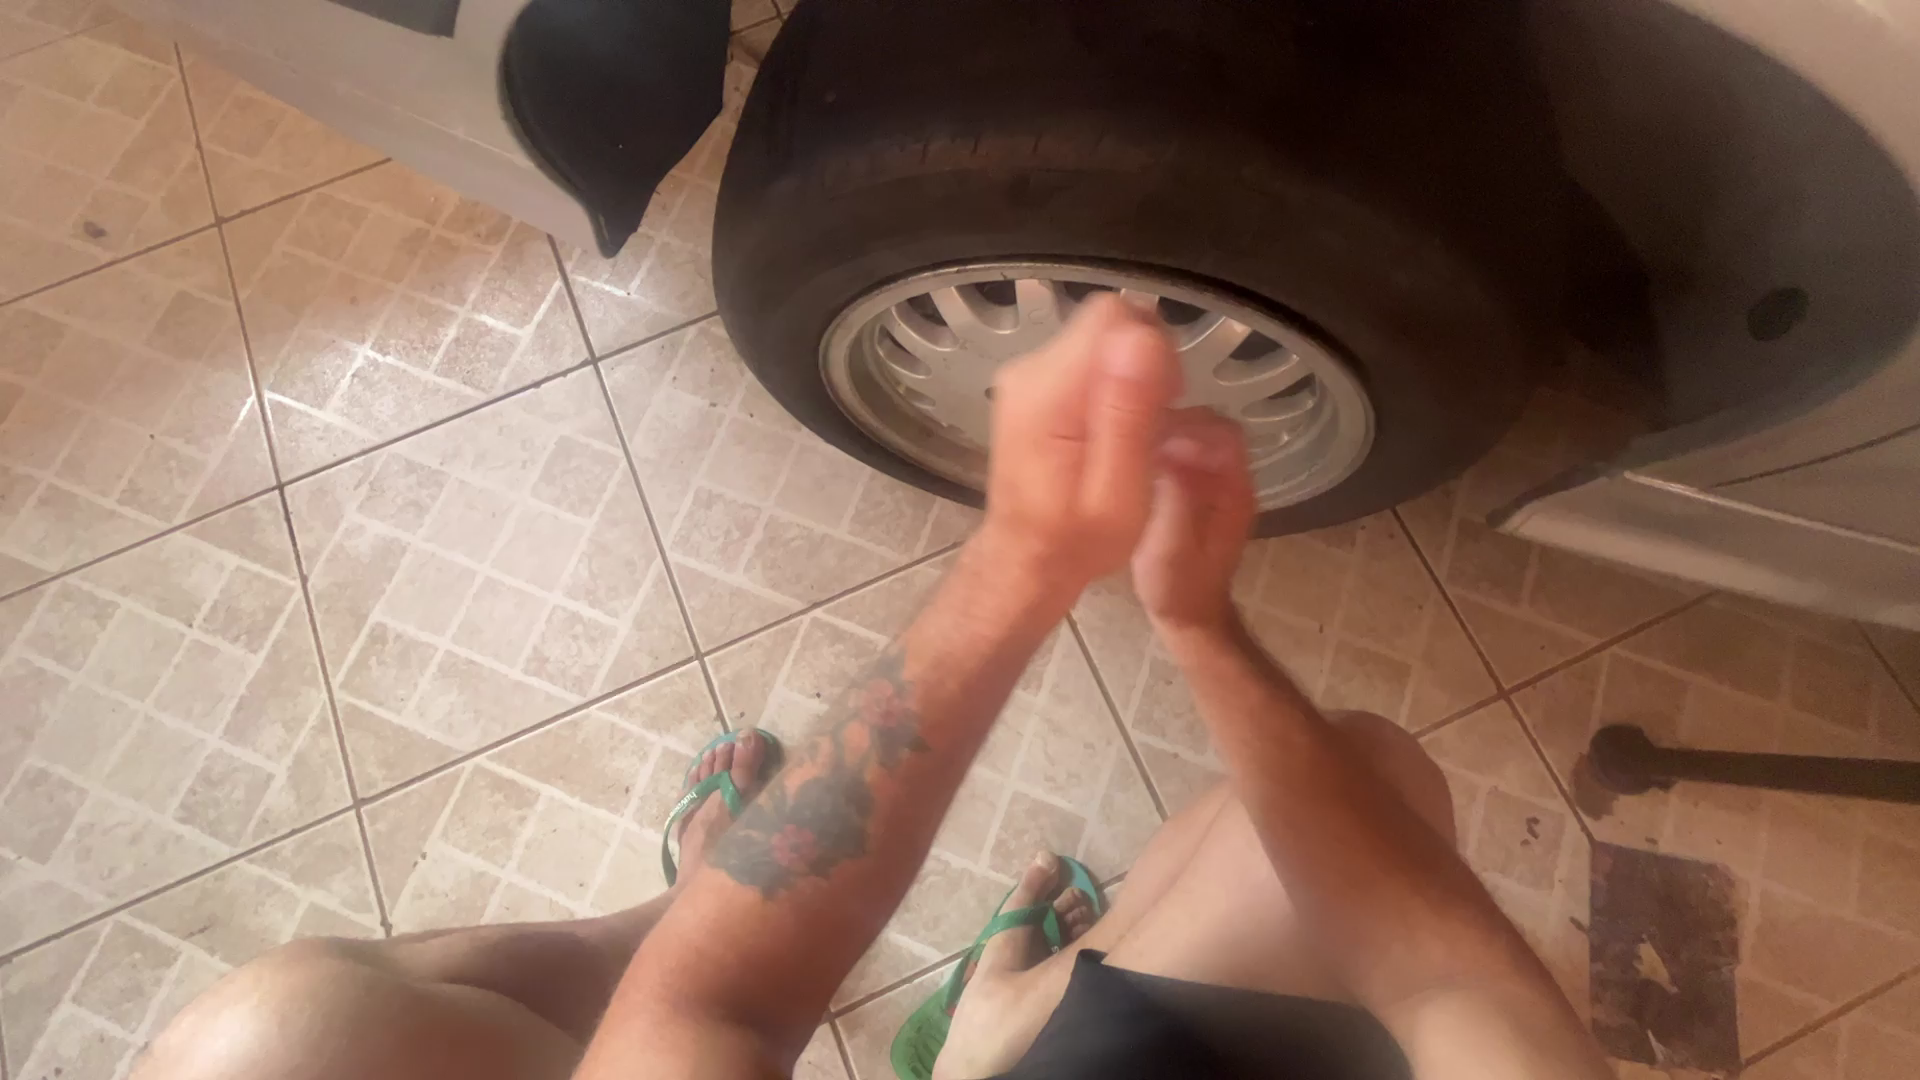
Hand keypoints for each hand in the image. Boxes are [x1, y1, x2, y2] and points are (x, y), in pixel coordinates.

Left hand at [974, 295, 1182, 609]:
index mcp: (1047, 392)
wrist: (1028, 557)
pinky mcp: (1031, 386)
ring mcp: (1025, 376)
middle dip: (1145, 363)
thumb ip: (1128, 413)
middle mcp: (1028, 371)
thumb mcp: (1118, 493)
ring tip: (1132, 434)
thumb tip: (1141, 337)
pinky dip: (1112, 385)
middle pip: (1107, 323)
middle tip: (1151, 425)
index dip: (1154, 351)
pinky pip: (1087, 360)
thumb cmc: (1077, 540)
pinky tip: (1112, 431)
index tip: (1166, 401)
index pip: (1114, 318)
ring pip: (1100, 339)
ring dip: (1130, 376)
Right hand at [1131, 408, 1255, 632]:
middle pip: (1209, 428)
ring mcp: (1214, 486)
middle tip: (1132, 431)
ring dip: (1164, 434)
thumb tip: (1166, 446)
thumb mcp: (1170, 545)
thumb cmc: (1178, 587)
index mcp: (1233, 489)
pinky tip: (1132, 460)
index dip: (1188, 423)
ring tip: (1128, 441)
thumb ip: (1173, 496)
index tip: (1149, 429)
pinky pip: (1182, 458)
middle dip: (1173, 423)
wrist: (1186, 616)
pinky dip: (1159, 451)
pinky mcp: (1195, 493)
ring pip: (1194, 439)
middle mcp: (1229, 481)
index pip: (1224, 432)